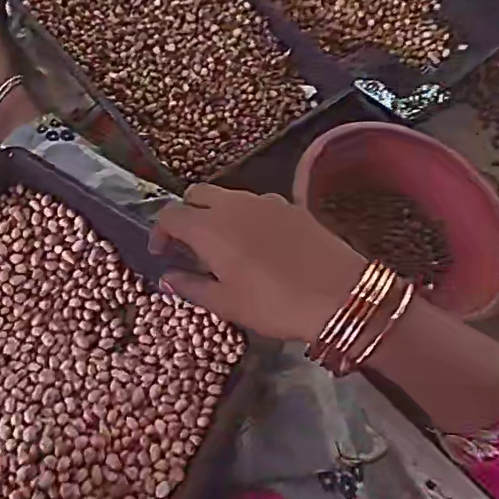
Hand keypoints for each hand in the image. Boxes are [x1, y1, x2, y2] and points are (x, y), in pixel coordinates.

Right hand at [150, 184, 365, 342]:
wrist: (340, 295)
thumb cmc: (275, 304)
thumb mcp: (227, 304)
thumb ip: (191, 287)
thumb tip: (167, 278)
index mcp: (210, 227)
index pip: (170, 215)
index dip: (159, 231)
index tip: (161, 252)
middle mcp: (234, 204)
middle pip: (197, 194)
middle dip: (186, 213)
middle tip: (188, 244)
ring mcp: (266, 201)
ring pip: (228, 195)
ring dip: (216, 213)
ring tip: (223, 245)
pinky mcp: (292, 205)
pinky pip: (257, 202)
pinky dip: (245, 215)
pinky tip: (257, 243)